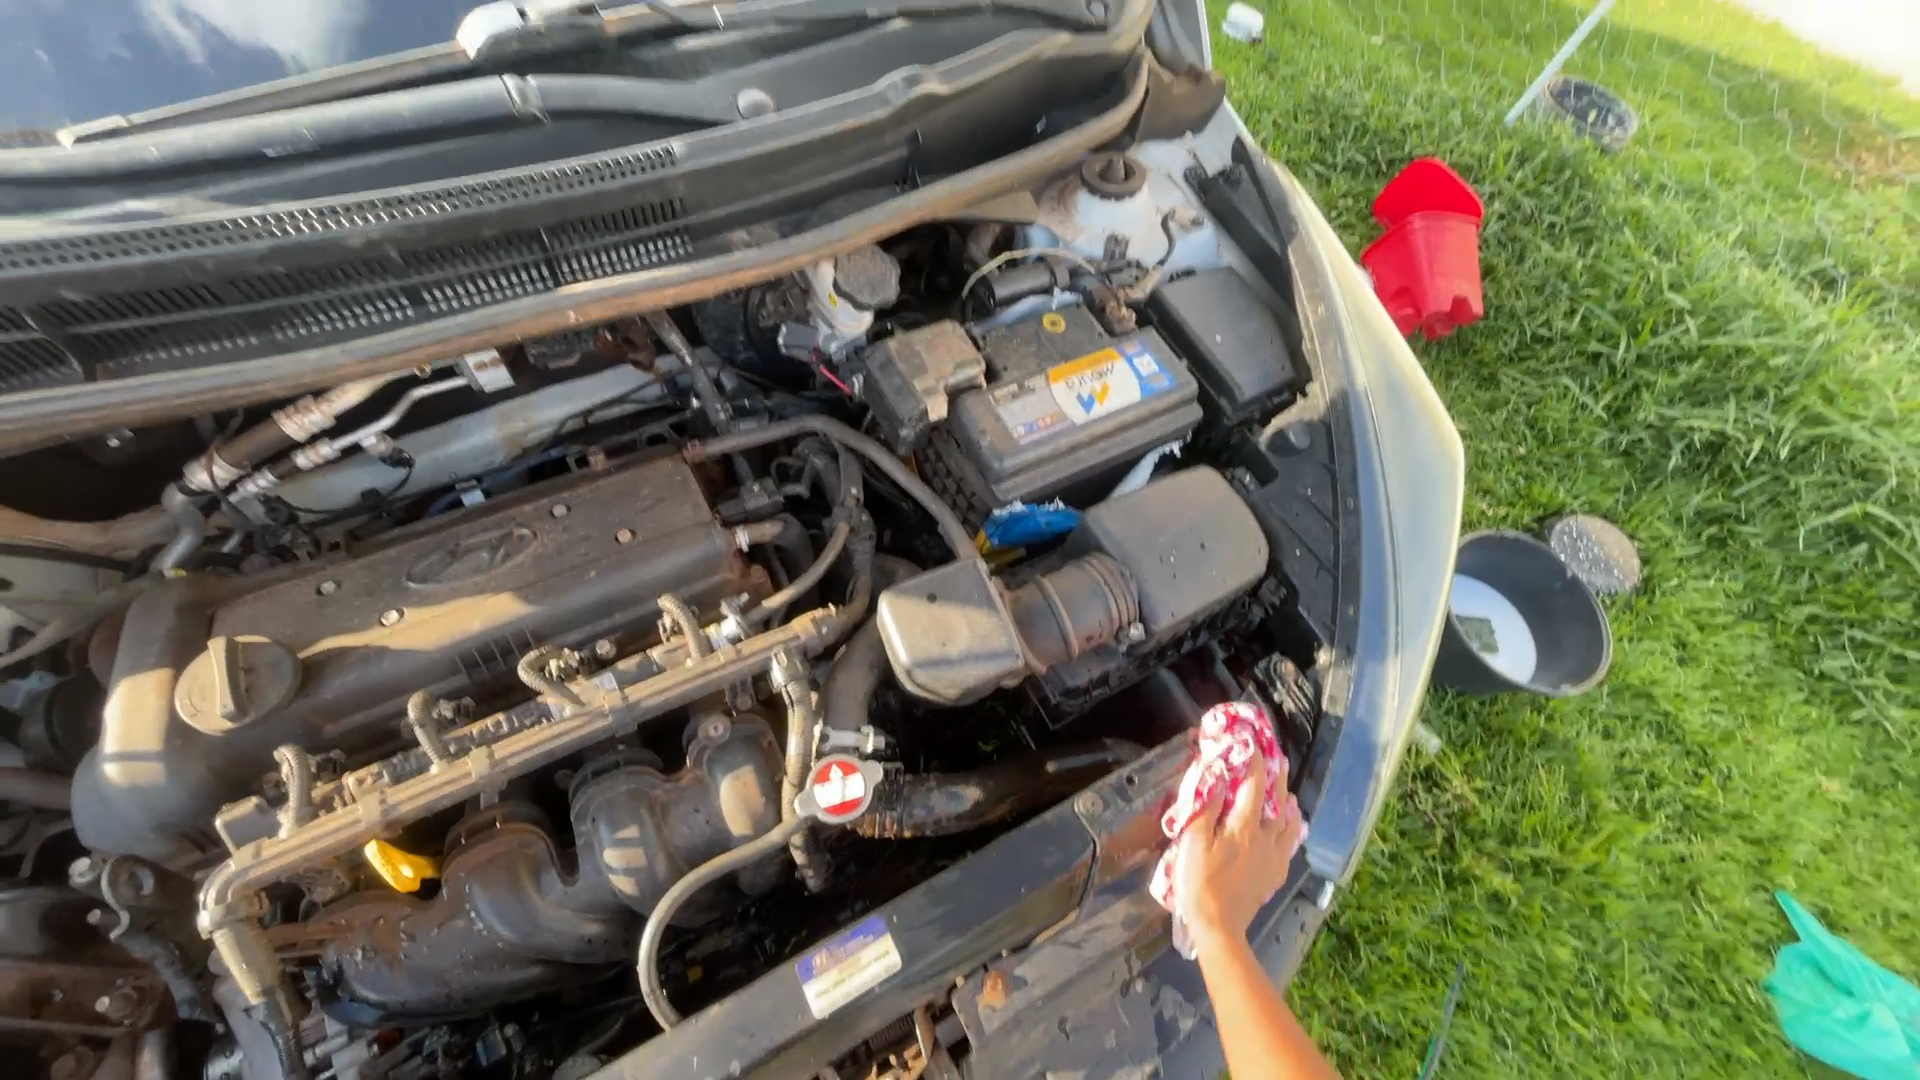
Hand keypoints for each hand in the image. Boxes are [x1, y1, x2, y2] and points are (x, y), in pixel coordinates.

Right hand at [1172, 750, 1303, 957]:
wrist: (1218, 925)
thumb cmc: (1199, 879)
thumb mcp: (1194, 841)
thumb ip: (1206, 807)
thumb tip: (1218, 776)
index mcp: (1245, 827)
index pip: (1253, 787)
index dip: (1254, 763)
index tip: (1252, 743)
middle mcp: (1267, 839)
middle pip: (1278, 803)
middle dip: (1278, 778)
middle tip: (1279, 760)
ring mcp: (1274, 858)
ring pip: (1290, 825)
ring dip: (1289, 806)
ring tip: (1288, 795)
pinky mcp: (1275, 875)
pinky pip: (1289, 845)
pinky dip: (1290, 830)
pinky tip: (1286, 830)